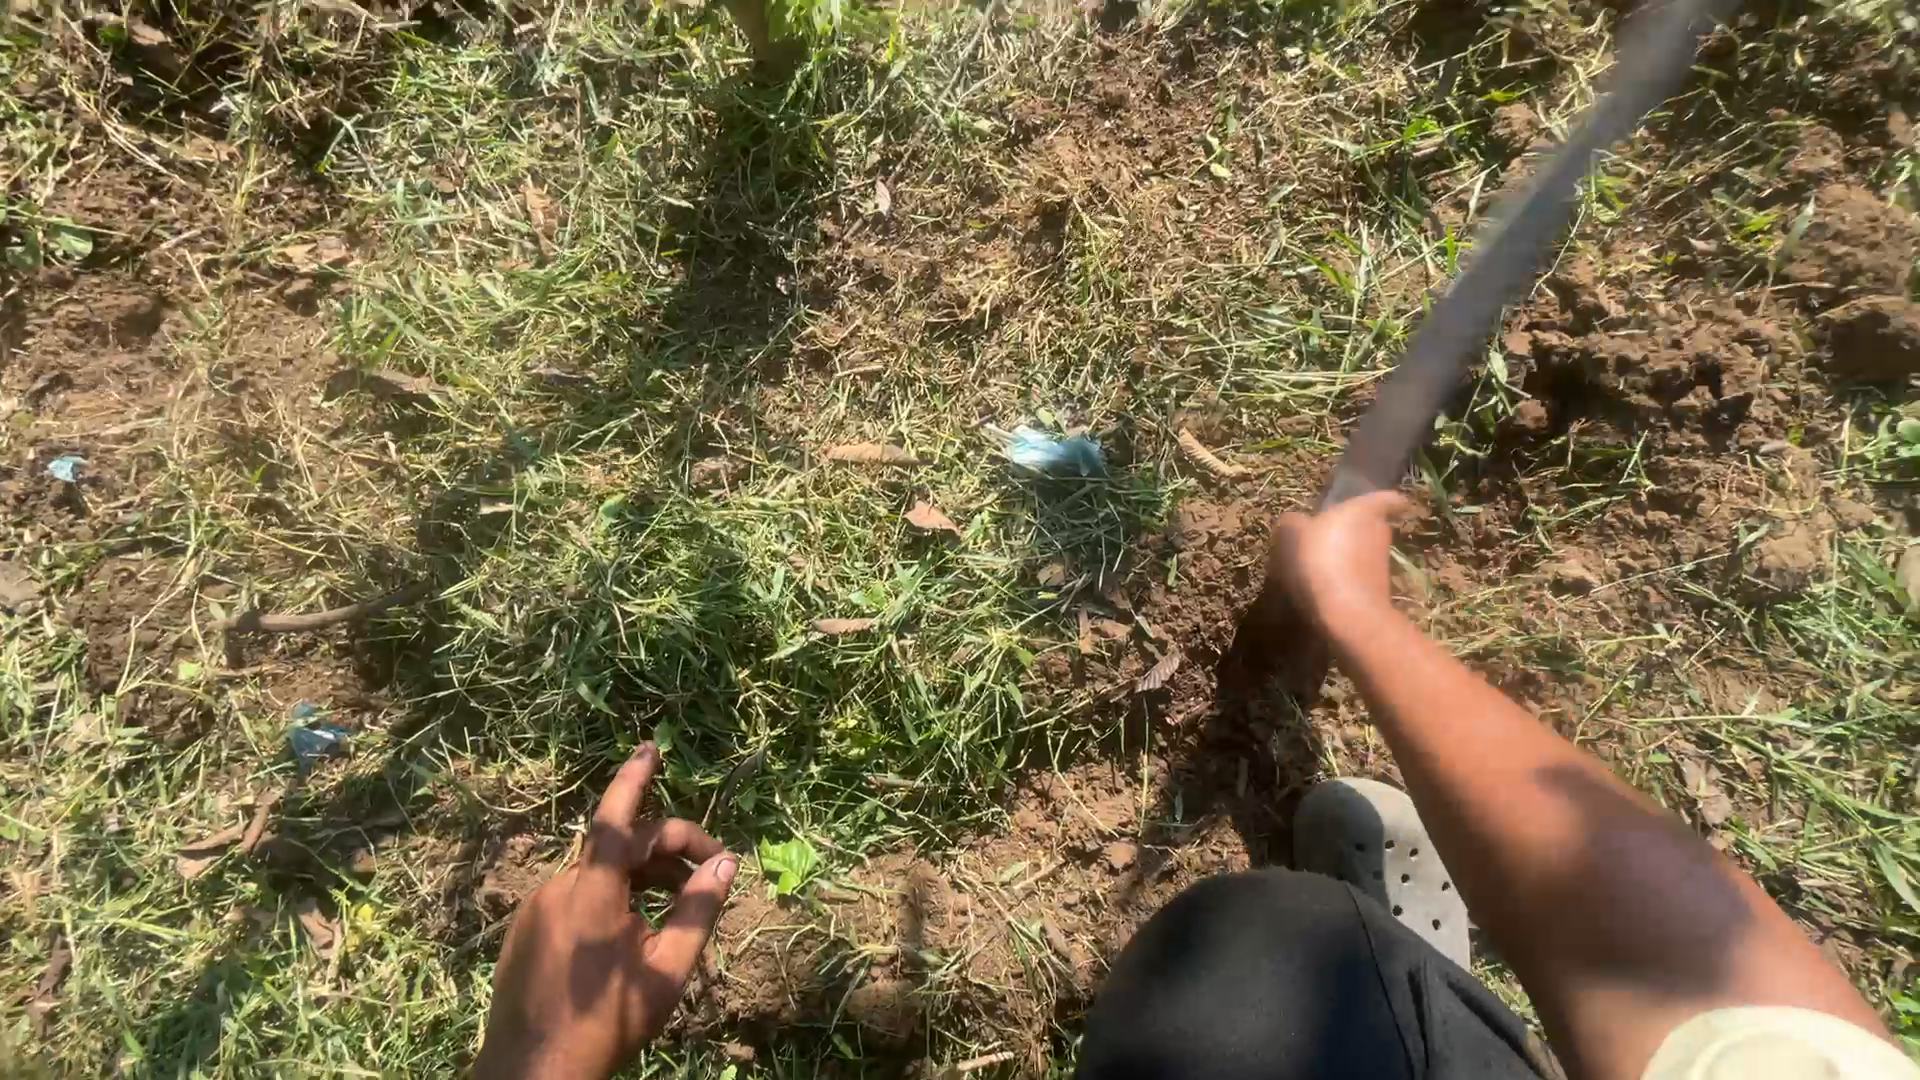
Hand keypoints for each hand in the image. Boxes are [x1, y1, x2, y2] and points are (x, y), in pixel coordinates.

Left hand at [475, 743, 737, 1079]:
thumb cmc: (606, 1025)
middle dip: (670, 849)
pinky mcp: (525, 928)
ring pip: (602, 871)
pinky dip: (614, 893)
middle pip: (623, 846)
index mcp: (592, 893)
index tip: (649, 746)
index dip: (633, 777)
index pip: (616, 818)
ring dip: (644, 874)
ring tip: (676, 904)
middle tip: (709, 873)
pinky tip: (633, 926)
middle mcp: (559, 888)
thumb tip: (727, 862)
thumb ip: (699, 908)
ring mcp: (536, 908)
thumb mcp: (668, 970)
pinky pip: (579, 892)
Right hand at [1263, 490, 1408, 631]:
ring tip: (1317, 561)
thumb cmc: (1322, 558)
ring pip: (1364, 549)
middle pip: (1372, 523)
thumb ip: (1292, 523)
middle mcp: (1379, 531)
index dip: (1386, 500)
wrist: (1346, 609)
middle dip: (1355, 527)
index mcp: (1364, 510)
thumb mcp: (1294, 534)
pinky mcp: (1377, 585)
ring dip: (1347, 552)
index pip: (1389, 498)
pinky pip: (1359, 572)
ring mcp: (1381, 560)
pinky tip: (1321, 582)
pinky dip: (1345, 574)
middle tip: (1327, 532)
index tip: (1381, 504)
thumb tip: (1292, 521)